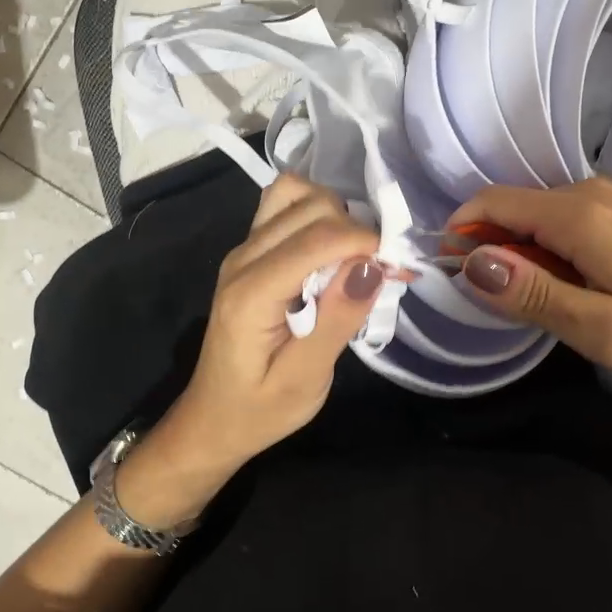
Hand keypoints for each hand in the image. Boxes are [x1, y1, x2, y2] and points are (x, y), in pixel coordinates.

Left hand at [119, 176, 385, 526]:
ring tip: (354, 258)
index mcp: (252, 293)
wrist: (214, 418)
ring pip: (296, 193)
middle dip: (354, 228)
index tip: (398, 268)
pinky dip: (318, 214)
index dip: (365, 241)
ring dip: (335, 214)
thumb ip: (337, 321)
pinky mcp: (251, 250)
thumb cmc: (260, 409)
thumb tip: (372, 266)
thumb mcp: (305, 380)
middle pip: (310, 206)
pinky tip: (333, 251)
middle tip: (379, 271)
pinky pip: (286, 207)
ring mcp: (244, 249)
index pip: (318, 238)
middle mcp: (243, 258)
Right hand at [448, 178, 611, 382]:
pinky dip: (541, 253)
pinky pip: (555, 224)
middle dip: (487, 249)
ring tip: (533, 305)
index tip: (447, 276)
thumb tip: (471, 264)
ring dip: (516, 255)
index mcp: (579, 215)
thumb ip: (534, 295)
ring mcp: (603, 201)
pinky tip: (563, 291)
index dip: (460, 233)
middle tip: (496, 305)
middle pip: (510, 208)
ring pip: (531, 218)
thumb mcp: (601, 330)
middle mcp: (586, 194)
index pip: (493, 203)